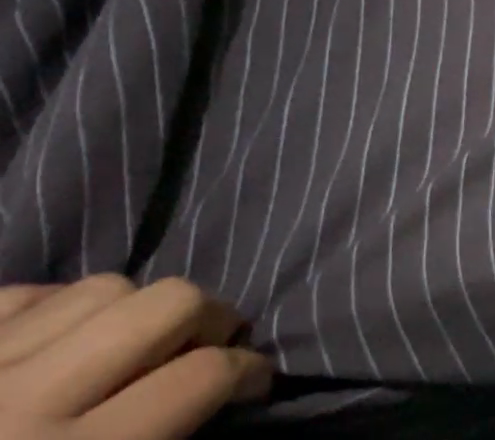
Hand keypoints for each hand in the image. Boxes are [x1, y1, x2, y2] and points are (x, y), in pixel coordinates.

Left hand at [0, 275, 270, 439]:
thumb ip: (164, 435)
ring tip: (120, 347)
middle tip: (199, 349)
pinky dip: (54, 309)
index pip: (203, 376)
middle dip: (204, 320)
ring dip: (129, 311)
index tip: (253, 381)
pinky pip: (26, 293)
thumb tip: (227, 388)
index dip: (248, 370)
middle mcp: (21, 401)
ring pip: (104, 286)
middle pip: (170, 303)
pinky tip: (54, 341)